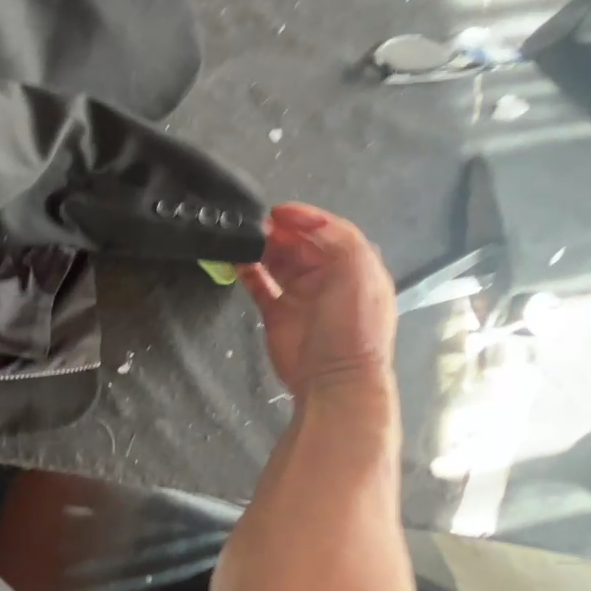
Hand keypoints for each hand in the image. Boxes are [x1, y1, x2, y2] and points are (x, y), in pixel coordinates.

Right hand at [238, 203, 396, 403]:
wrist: (333, 378)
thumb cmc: (350, 326)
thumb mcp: (358, 278)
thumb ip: (340, 242)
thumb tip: (299, 220)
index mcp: (354, 267)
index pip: (329, 232)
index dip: (305, 218)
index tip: (275, 211)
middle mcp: (328, 277)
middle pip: (299, 244)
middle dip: (277, 231)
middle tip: (249, 225)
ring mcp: (300, 294)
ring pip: (277, 260)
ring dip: (260, 248)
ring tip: (237, 239)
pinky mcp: (276, 311)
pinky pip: (258, 283)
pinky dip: (246, 270)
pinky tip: (232, 261)